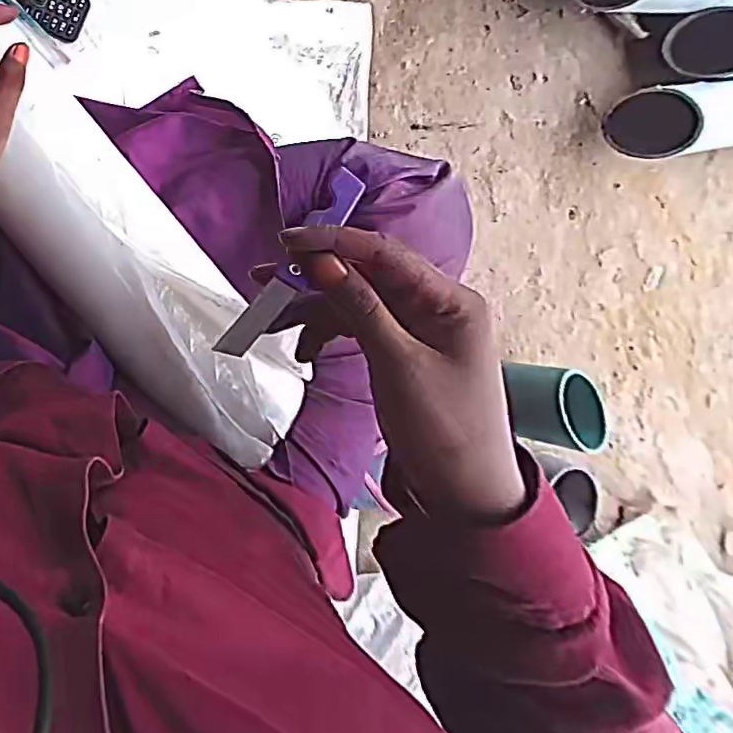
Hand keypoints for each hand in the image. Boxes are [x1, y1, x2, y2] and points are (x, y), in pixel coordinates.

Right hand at [268, 226, 524, 521]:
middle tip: (268, 275)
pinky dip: (325, 330)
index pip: (383, 253)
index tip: (288, 241)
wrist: (464, 492)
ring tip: (270, 313)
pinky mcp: (397, 344)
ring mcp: (414, 324)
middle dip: (314, 274)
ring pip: (352, 298)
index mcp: (448, 299)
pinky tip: (304, 347)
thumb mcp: (397, 363)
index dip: (333, 242)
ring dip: (312, 306)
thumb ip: (359, 306)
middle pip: (363, 273)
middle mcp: (432, 302)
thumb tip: (322, 261)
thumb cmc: (444, 428)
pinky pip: (354, 323)